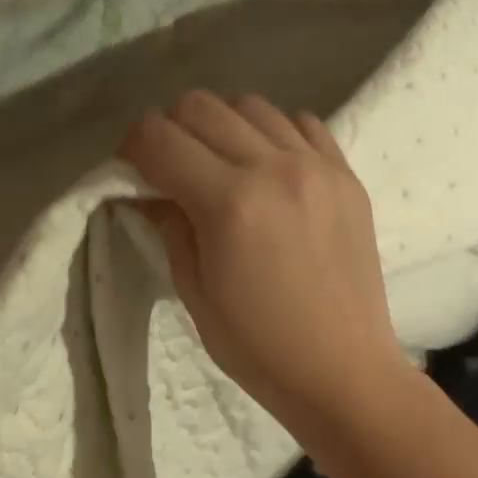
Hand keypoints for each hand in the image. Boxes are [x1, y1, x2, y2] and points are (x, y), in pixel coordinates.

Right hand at [118, 92, 402, 425]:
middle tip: (168, 165)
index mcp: (229, 203)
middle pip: (199, 106)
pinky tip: (265, 167)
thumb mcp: (192, 289)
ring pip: (248, 103)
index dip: (131, 147)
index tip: (130, 170)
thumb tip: (146, 189)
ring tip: (218, 162)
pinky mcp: (346, 174)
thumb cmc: (257, 344)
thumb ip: (167, 224)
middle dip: (170, 128)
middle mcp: (273, 169)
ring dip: (219, 124)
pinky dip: (270, 132)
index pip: (158, 137)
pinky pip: (299, 122)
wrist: (345, 374)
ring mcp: (316, 167)